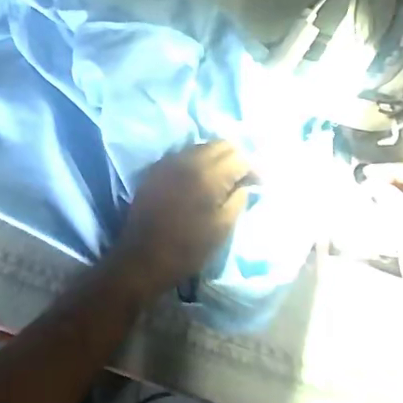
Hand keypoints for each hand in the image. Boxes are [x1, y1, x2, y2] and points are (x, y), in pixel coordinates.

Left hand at [104, 141, 252, 303]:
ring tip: (224, 178)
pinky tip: (201, 179)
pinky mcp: (156, 168)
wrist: (143, 257)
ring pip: (201, 147)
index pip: (239, 156)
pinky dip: (197, 161)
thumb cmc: (188, 248)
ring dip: (217, 158)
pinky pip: (183, 154)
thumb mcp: (222, 228)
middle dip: (236, 158)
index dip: (253, 168)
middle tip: (244, 178)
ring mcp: (169, 161)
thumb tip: (247, 183)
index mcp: (207, 175)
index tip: (260, 183)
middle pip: (220, 145)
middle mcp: (187, 160)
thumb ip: (238, 199)